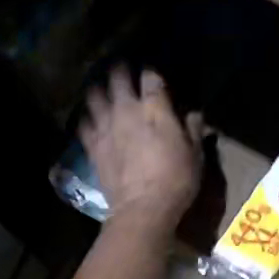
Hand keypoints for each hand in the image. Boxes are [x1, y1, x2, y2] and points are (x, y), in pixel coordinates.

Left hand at [79, 66, 201, 234]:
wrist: (142, 209)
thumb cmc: (175, 180)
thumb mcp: (195, 154)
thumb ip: (193, 129)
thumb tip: (195, 114)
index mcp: (154, 107)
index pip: (150, 76)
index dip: (151, 71)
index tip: (152, 73)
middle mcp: (126, 109)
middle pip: (117, 77)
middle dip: (119, 70)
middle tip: (121, 69)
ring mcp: (106, 127)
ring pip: (94, 96)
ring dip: (97, 89)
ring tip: (100, 89)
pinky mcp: (92, 147)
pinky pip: (83, 124)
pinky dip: (85, 118)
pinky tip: (87, 118)